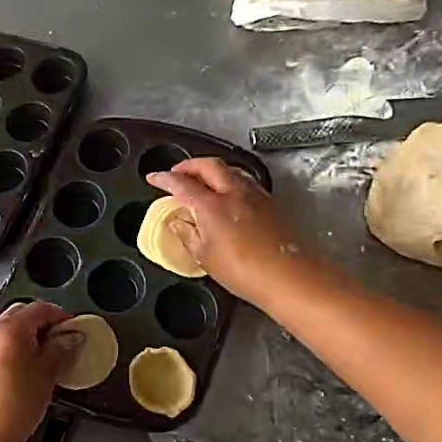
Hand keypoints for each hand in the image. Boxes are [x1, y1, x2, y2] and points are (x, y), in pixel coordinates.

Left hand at [0, 301, 77, 441]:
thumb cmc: (13, 407)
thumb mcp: (48, 373)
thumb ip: (62, 349)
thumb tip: (71, 338)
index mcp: (9, 330)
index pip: (39, 308)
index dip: (61, 315)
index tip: (74, 326)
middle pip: (22, 314)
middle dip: (45, 322)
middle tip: (65, 337)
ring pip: (11, 329)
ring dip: (32, 335)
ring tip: (52, 354)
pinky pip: (3, 345)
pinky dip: (19, 347)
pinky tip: (33, 366)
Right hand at [147, 158, 315, 301]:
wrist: (288, 276)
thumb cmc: (243, 270)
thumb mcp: (204, 256)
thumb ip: (187, 234)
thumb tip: (177, 223)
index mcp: (211, 205)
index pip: (182, 184)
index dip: (164, 179)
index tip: (154, 178)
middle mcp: (234, 193)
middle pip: (209, 165)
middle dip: (189, 165)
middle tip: (176, 173)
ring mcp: (255, 195)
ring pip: (230, 170)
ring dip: (211, 170)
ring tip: (200, 181)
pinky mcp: (269, 203)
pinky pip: (244, 181)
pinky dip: (228, 181)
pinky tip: (225, 194)